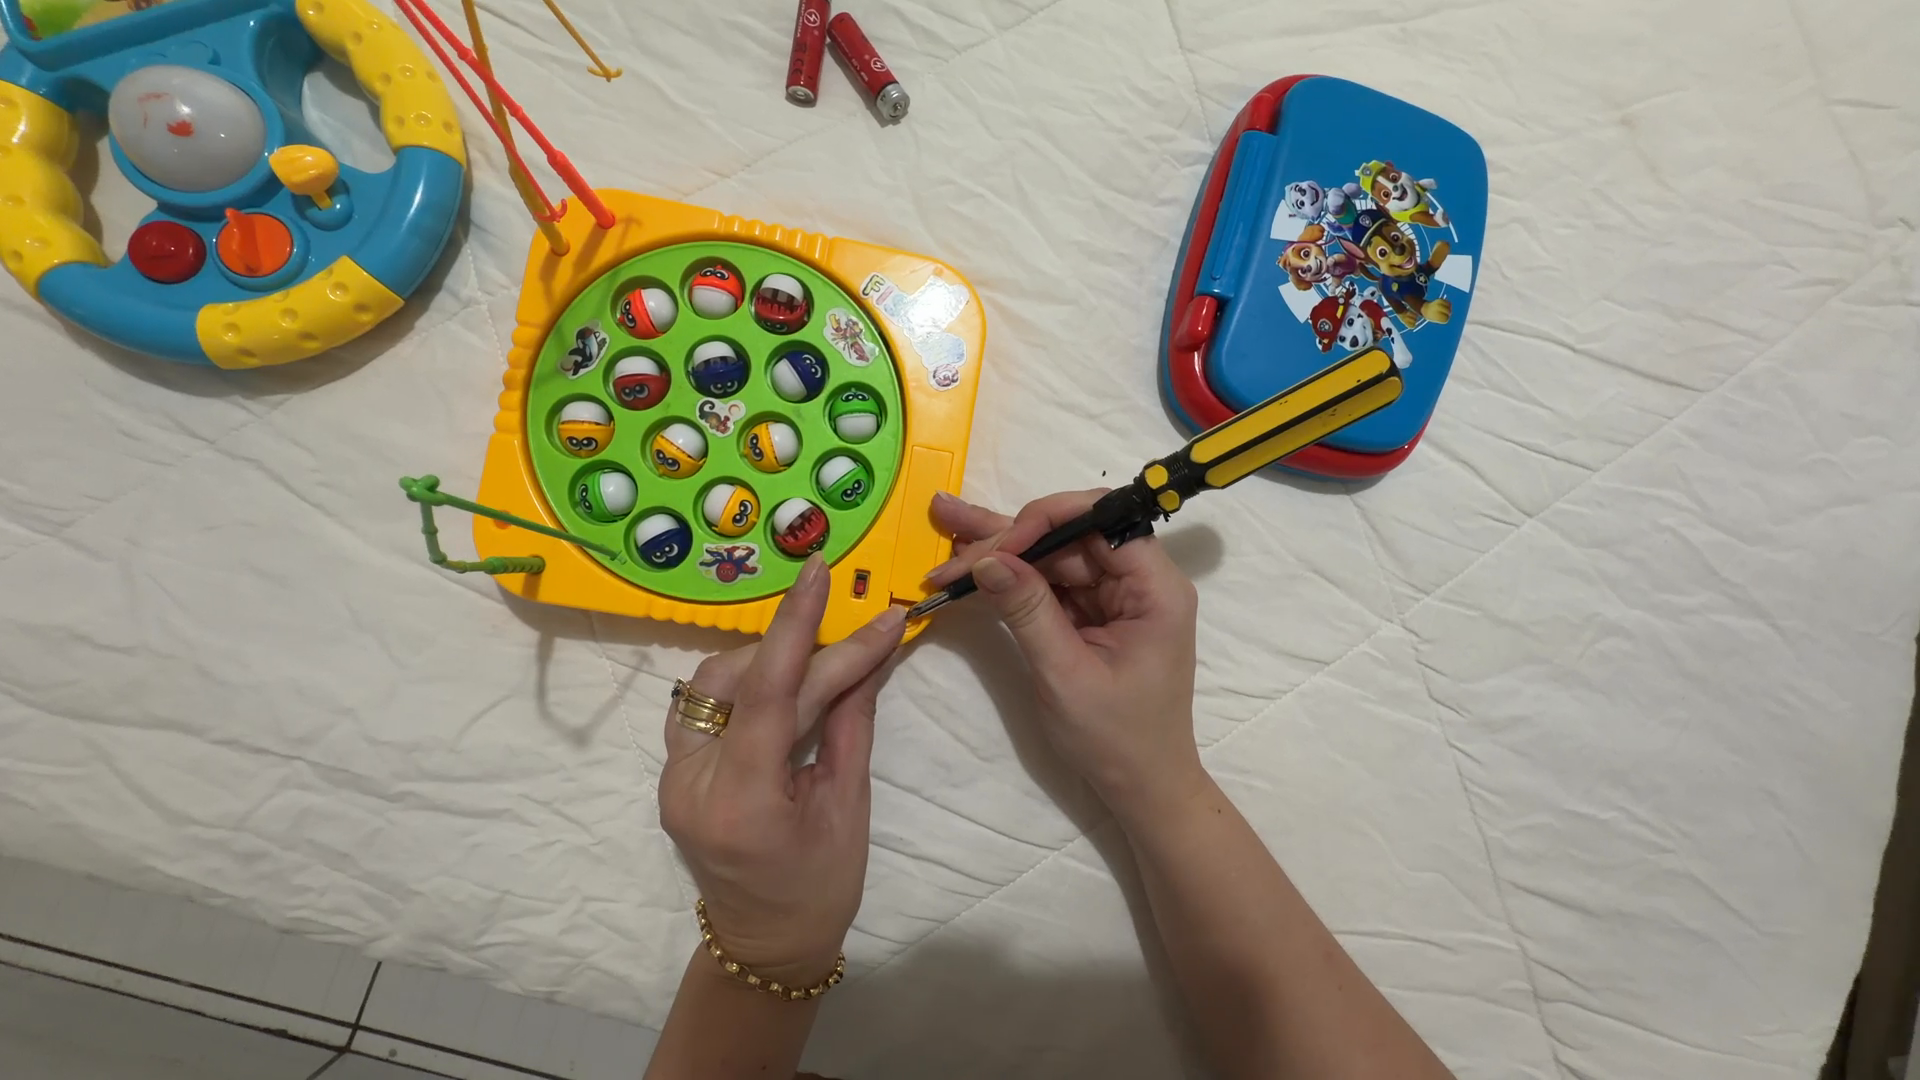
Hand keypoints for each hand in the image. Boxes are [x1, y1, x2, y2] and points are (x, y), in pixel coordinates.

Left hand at [658, 556, 905, 984]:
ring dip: (768, 659)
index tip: (820, 571)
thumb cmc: (821, 887)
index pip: (767, 691)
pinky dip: (746, 680)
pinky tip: (782, 678)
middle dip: (807, 650)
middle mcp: (691, 781)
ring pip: (711, 682)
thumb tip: (872, 650)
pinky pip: (705, 702)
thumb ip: (852, 720)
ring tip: (822, 660)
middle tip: (864, 633)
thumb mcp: (849, 805)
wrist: (764, 943)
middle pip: (744, 681)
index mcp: (741, 800)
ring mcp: (673, 776)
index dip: (796, 624)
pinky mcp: (675, 770)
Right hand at [929, 491, 1204, 815]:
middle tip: (948, 544)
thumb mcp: (1065, 675)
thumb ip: (1028, 611)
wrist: (1140, 786)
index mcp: (1154, 589)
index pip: (1102, 521)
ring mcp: (1114, 594)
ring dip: (999, 550)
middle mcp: (1139, 580)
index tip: (997, 549)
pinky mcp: (1093, 611)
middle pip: (1069, 536)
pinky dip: (1010, 578)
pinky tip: (969, 562)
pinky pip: (1050, 581)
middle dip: (1007, 540)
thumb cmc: (1115, 738)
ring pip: (1053, 554)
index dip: (1046, 521)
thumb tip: (987, 560)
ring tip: (946, 521)